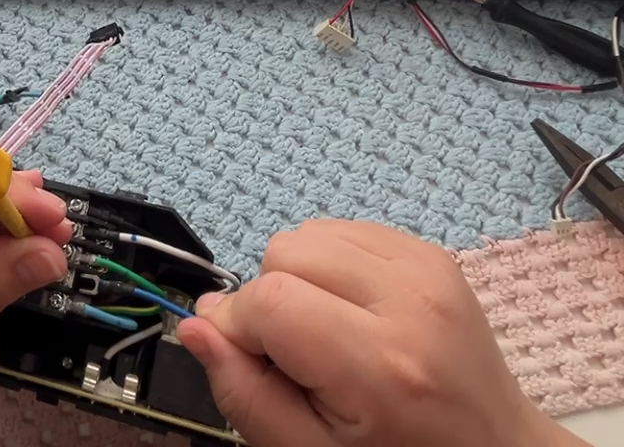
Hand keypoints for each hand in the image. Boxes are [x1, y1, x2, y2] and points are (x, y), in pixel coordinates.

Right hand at [178, 220, 585, 446]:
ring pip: (307, 233)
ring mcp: (424, 264)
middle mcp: (409, 298)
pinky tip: (352, 308)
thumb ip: (245, 394)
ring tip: (329, 329)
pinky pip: (339, 228)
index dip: (238, 326)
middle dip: (270, 298)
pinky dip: (327, 263)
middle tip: (298, 353)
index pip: (270, 300)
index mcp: (383, 365)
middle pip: (284, 252)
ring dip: (298, 276)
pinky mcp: (428, 249)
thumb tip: (196, 325)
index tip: (247, 357)